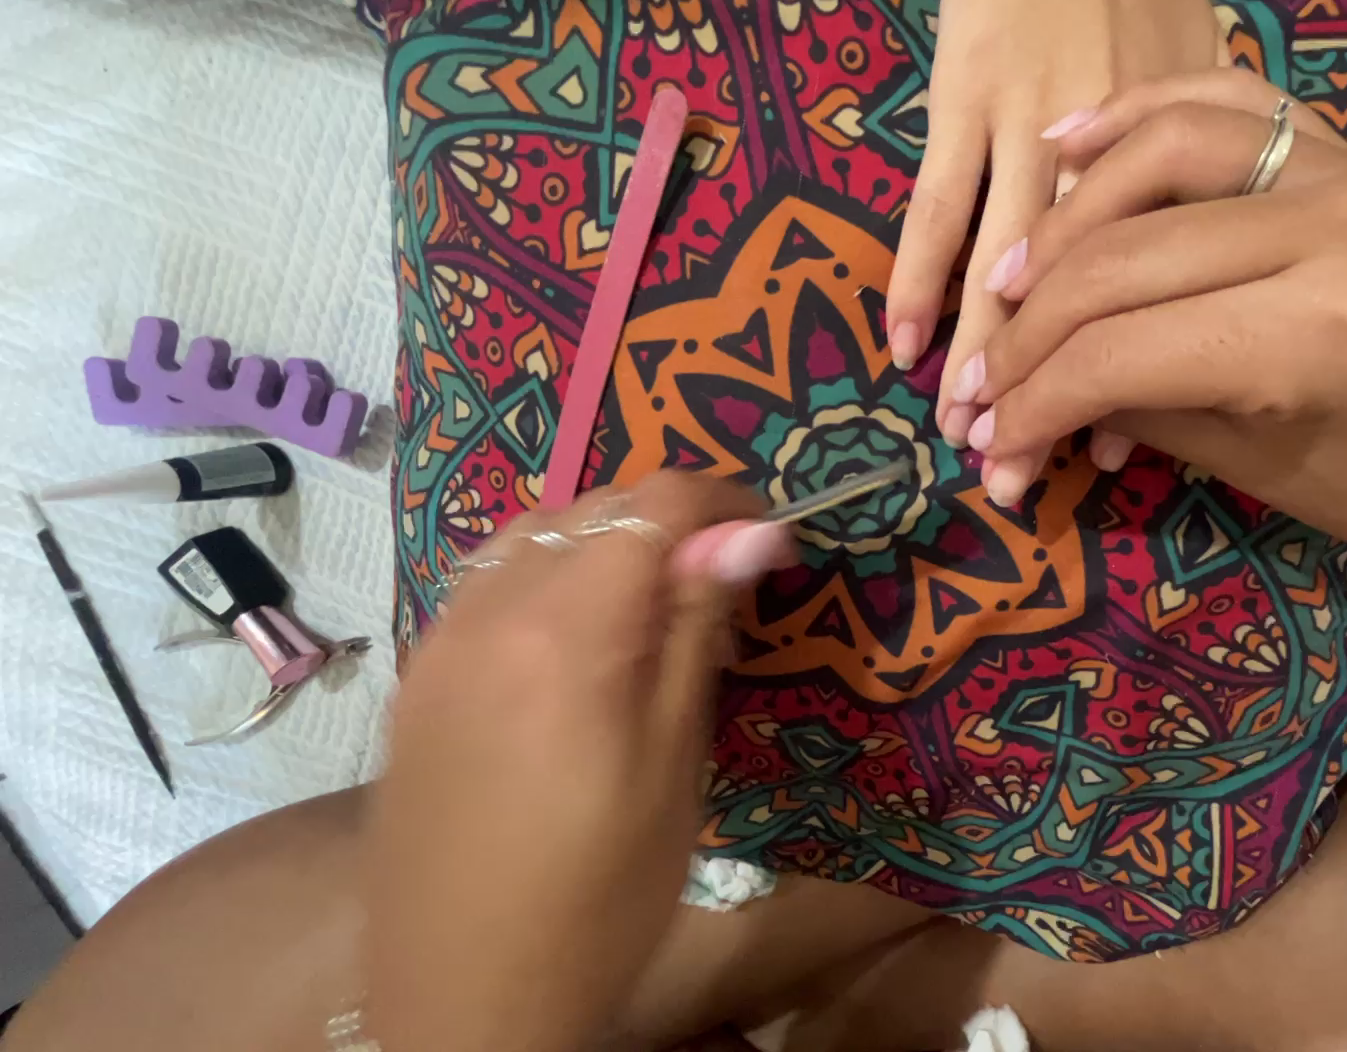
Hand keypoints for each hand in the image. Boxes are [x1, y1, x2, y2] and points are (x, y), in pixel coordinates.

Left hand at [362, 473, 792, 1051]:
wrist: (464, 999)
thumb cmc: (604, 887)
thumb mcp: (677, 754)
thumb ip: (701, 625)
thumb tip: (753, 532)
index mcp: (566, 633)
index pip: (656, 504)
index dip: (726, 502)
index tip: (771, 539)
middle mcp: (490, 611)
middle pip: (600, 504)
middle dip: (678, 519)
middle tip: (727, 583)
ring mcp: (442, 638)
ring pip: (542, 527)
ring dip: (616, 534)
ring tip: (661, 595)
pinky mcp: (421, 671)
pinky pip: (496, 573)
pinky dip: (558, 564)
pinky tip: (586, 622)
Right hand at [884, 0, 1221, 452]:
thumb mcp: (1212, 110)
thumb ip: (1199, 200)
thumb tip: (1169, 317)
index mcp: (1195, 158)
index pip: (1150, 309)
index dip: (1111, 394)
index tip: (1090, 463)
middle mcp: (1119, 152)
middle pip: (1079, 301)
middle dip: (1041, 395)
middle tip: (1011, 475)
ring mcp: (1036, 121)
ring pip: (1006, 266)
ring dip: (981, 356)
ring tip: (960, 432)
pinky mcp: (965, 95)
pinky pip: (937, 204)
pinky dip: (918, 277)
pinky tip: (905, 346)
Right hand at [958, 69, 1346, 590]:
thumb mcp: (1239, 465)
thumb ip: (1124, 409)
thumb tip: (1017, 407)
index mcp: (1315, 339)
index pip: (1120, 353)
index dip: (1036, 397)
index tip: (989, 438)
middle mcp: (1334, 233)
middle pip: (1123, 258)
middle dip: (1031, 328)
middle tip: (982, 377)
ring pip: (1160, 157)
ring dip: (1065, 221)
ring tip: (1009, 275)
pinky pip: (1228, 103)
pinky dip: (1139, 116)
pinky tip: (1070, 144)